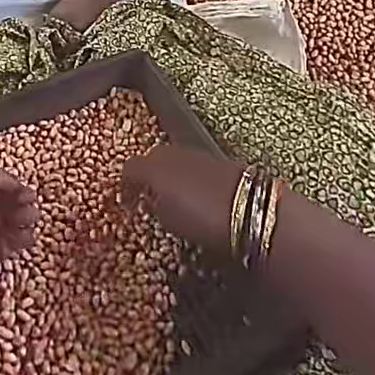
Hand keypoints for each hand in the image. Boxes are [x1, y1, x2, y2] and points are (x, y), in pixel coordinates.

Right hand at [122, 144, 247, 257]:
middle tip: (145, 196)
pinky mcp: (216, 159)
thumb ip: (153, 206)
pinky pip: (192, 164)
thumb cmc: (201, 217)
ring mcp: (196, 154)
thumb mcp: (169, 220)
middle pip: (151, 158)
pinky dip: (186, 175)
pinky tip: (192, 192)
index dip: (125, 186)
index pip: (130, 169)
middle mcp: (172, 153)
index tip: (125, 202)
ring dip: (168, 173)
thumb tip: (147, 201)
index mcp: (154, 167)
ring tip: (169, 196)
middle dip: (146, 174)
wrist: (249, 206)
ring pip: (173, 159)